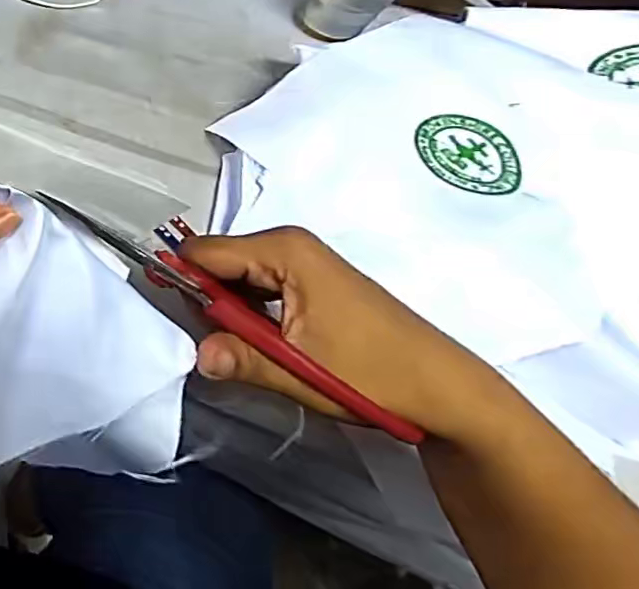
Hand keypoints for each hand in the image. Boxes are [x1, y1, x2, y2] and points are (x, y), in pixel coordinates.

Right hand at [179, 227, 520, 443]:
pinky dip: (250, 307)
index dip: (185, 282)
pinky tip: (271, 338)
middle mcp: (288, 243)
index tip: (188, 319)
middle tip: (230, 342)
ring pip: (234, 272)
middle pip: (216, 260)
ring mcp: (301, 257)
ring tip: (257, 344)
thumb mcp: (302, 371)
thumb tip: (197, 356)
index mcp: (283, 250)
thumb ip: (241, 358)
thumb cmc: (378, 375)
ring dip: (232, 307)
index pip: (202, 252)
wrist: (453, 395)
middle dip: (211, 299)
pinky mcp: (309, 275)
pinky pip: (256, 280)